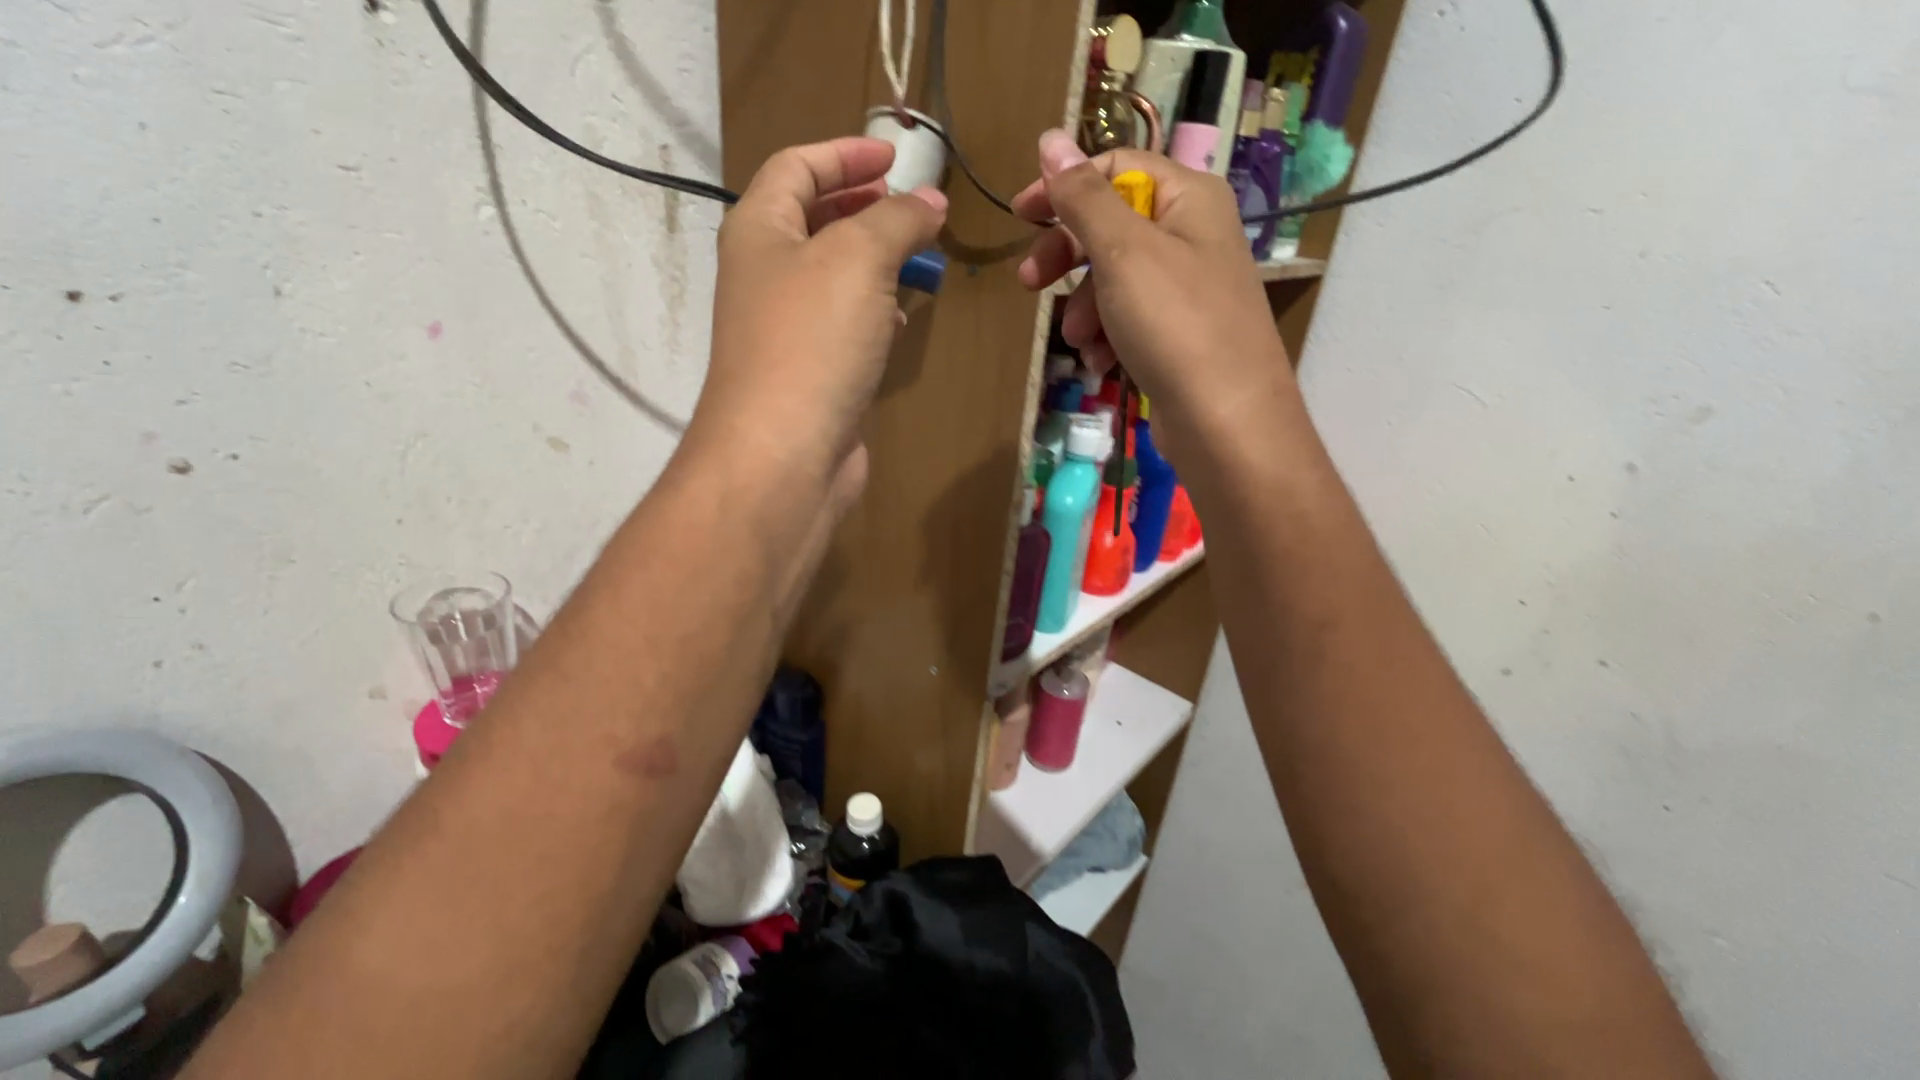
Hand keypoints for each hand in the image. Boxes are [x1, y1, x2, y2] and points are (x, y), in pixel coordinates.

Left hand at [696, 137, 946, 491]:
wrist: (781, 455)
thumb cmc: (812, 341)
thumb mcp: (859, 258)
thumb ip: (897, 219)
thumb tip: (929, 201)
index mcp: (760, 230)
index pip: (797, 167)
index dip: (846, 153)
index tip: (896, 155)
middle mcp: (764, 275)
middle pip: (812, 220)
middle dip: (862, 205)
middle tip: (909, 205)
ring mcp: (784, 329)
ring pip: (832, 277)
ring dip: (873, 261)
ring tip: (917, 258)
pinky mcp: (809, 374)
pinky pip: (842, 327)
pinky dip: (873, 314)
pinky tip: (900, 324)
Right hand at [1013, 129, 1292, 458]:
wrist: (1226, 420)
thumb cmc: (1176, 324)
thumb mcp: (1122, 251)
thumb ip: (1083, 197)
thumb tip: (1050, 139)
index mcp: (1188, 198)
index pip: (1116, 167)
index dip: (1065, 187)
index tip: (1021, 216)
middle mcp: (1193, 234)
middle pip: (1111, 224)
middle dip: (1068, 255)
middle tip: (1030, 282)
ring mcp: (1188, 286)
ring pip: (1114, 277)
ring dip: (1084, 305)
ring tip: (1077, 339)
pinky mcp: (1180, 332)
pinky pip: (1129, 317)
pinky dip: (1107, 334)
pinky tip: (1100, 361)